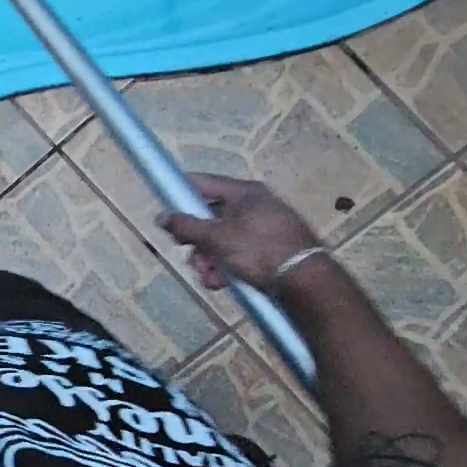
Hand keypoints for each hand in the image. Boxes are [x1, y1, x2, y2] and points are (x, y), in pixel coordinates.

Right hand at [157, 173, 320, 290]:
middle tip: (190, 254)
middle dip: (195, 241)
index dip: (179, 192)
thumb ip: (185, 226)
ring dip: (208, 260)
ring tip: (210, 277)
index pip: (202, 182)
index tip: (165, 209)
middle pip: (208, 217)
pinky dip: (225, 267)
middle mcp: (254, 205)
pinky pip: (236, 253)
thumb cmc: (258, 250)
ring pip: (220, 240)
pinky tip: (222, 283)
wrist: (305, 280)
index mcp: (244, 193)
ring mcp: (262, 227)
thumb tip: (161, 216)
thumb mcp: (215, 238)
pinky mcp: (269, 249)